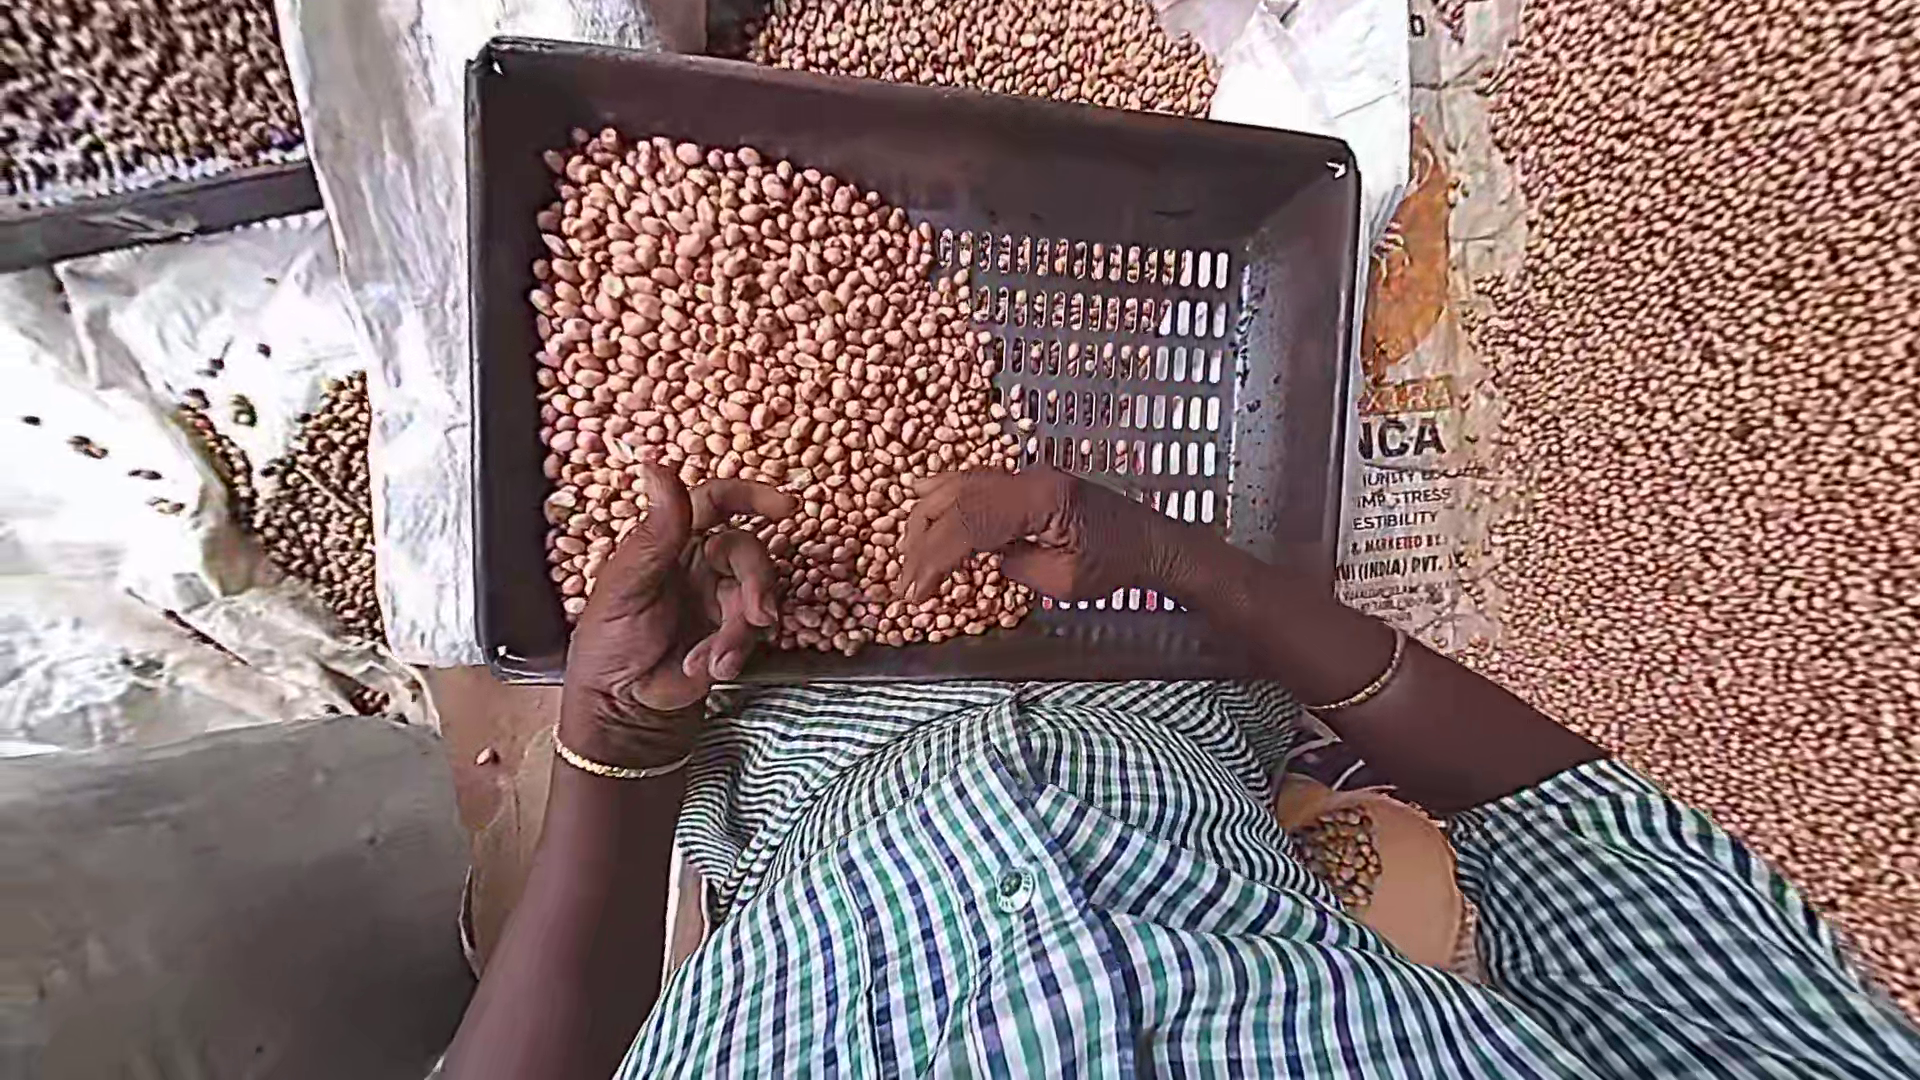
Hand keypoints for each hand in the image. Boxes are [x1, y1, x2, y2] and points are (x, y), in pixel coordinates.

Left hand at [560, 465, 796, 768]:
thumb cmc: (611, 639)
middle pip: (750, 551)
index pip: (717, 501)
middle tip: (758, 614)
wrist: (622, 705)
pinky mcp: (736, 631)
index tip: (787, 506)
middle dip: (757, 582)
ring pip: (758, 594)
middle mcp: (704, 561)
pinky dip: (737, 650)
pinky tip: (714, 668)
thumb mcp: (626, 583)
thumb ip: (656, 531)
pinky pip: (754, 630)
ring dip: (741, 629)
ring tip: (717, 659)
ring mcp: (724, 596)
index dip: (752, 496)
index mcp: (673, 539)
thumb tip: (657, 465)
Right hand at [899, 465, 1193, 603]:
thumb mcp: (1064, 581)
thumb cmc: (1116, 566)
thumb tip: (982, 556)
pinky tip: (923, 502)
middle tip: (905, 580)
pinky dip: (944, 497)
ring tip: (908, 552)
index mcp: (1041, 499)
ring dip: (927, 518)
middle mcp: (1029, 476)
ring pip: (959, 484)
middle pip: (955, 499)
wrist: (1150, 541)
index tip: (915, 592)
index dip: (935, 559)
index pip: (969, 524)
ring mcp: (1027, 472)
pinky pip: (974, 481)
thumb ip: (1015, 565)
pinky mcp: (1026, 479)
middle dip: (922, 541)